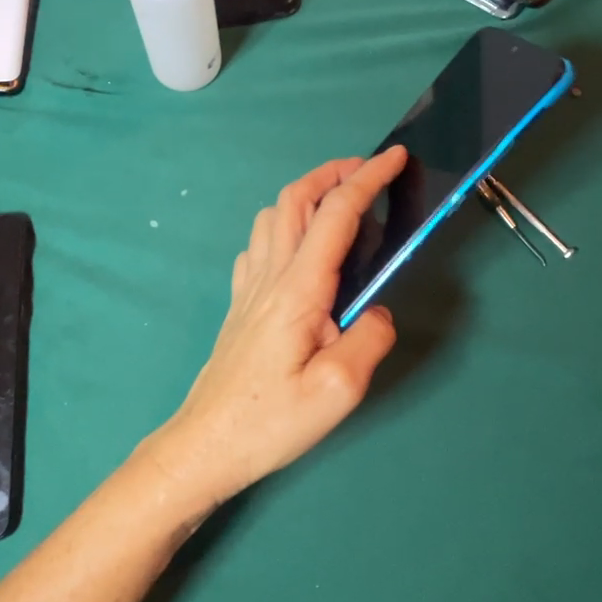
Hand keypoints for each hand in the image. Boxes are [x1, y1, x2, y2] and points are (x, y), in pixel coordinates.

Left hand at [140, 148, 408, 509]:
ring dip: (305, 197)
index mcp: (300, 289)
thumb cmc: (271, 420)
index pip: (337, 215)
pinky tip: (296, 251)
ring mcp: (248, 289)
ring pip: (271, 218)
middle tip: (367, 171)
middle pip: (294, 200)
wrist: (206, 444)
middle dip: (332, 173)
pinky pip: (258, 247)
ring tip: (338, 206)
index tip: (395, 158)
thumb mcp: (339, 389)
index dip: (368, 179)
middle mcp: (270, 277)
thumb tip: (377, 311)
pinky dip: (282, 228)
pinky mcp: (239, 306)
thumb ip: (370, 339)